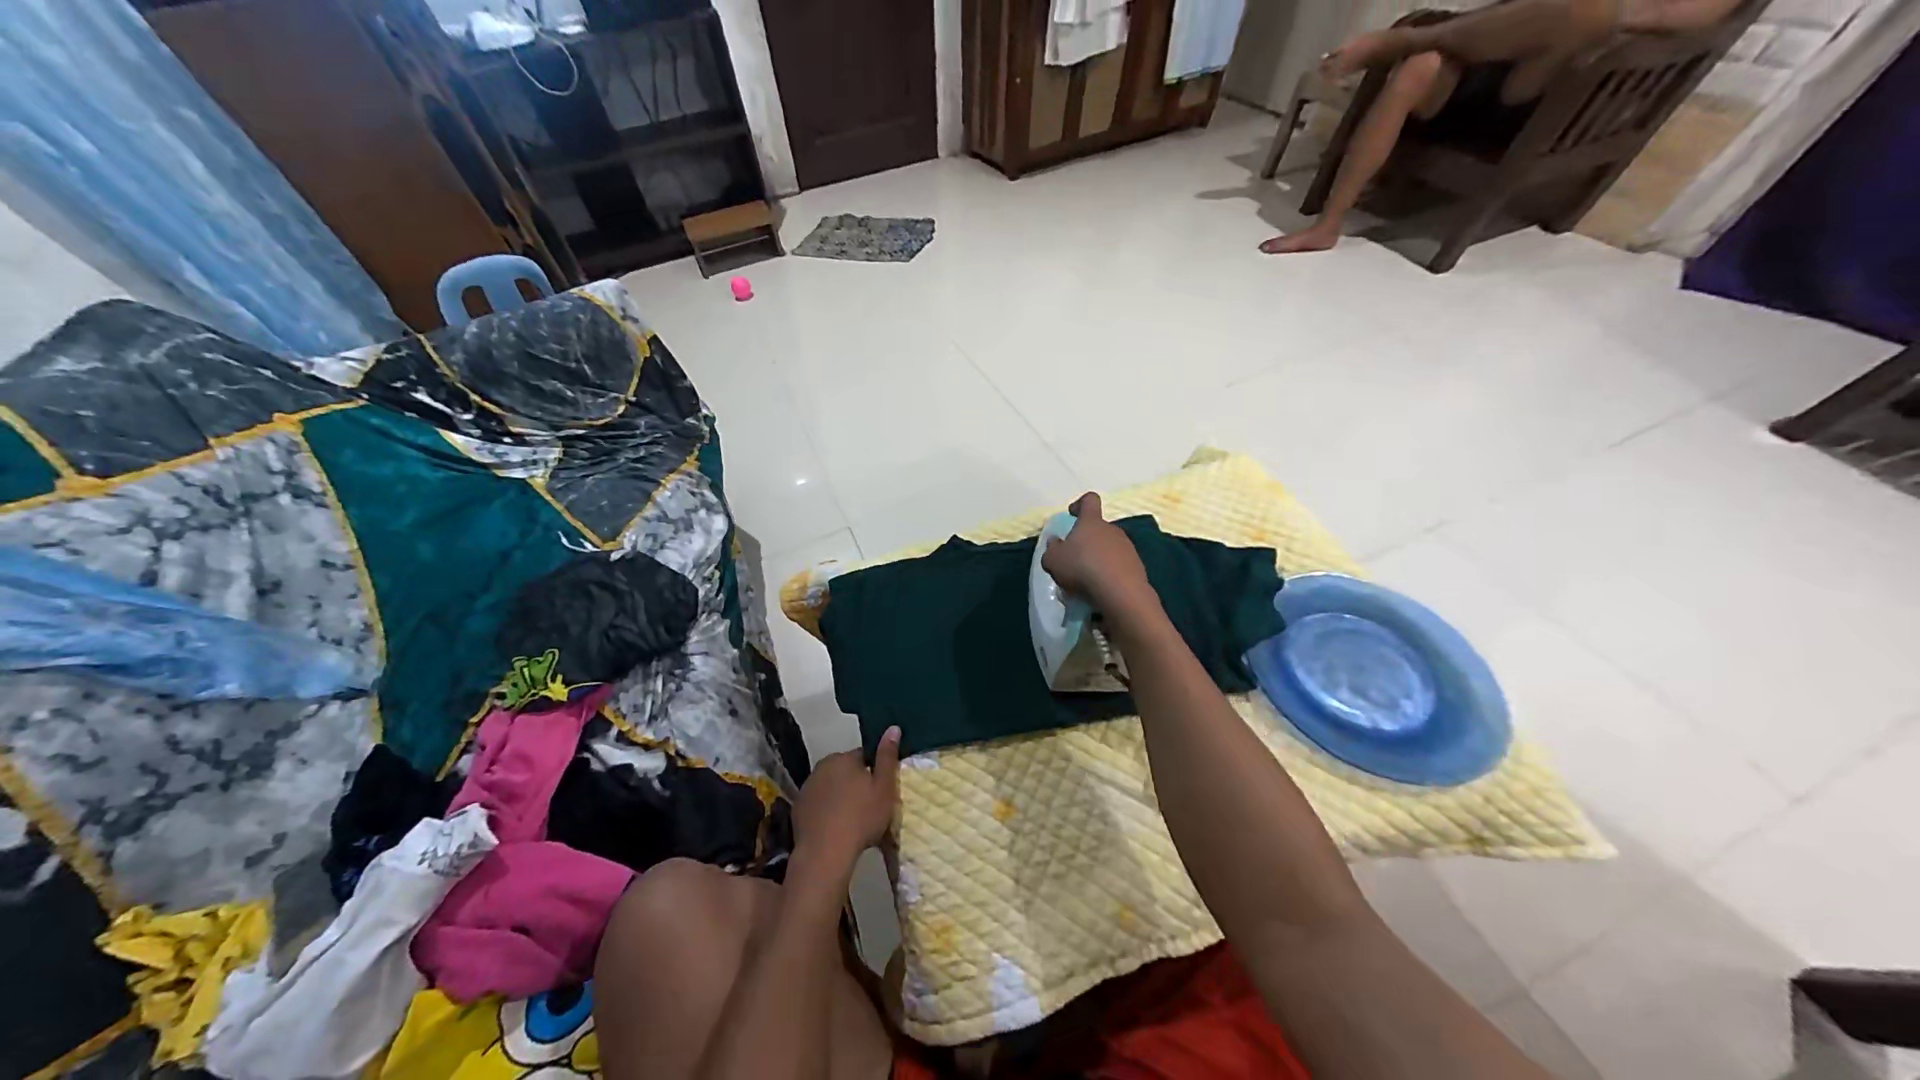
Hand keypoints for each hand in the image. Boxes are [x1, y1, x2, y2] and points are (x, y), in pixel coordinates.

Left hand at [793, 727, 901, 871]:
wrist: (825, 852)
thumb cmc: (861, 817)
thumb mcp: (885, 787)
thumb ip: (888, 756)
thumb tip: (893, 728)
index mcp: (844, 758)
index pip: (864, 755)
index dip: (874, 771)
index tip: (881, 789)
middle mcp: (822, 766)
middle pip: (845, 770)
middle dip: (856, 782)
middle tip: (869, 805)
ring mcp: (807, 788)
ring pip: (830, 786)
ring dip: (840, 796)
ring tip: (852, 819)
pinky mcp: (798, 808)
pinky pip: (818, 803)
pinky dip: (826, 810)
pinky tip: (835, 827)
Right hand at [1040, 493, 1158, 619]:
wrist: (1120, 592)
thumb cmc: (1082, 568)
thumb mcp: (1053, 560)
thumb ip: (1051, 549)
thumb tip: (1055, 542)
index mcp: (1091, 522)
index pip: (1089, 500)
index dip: (1080, 504)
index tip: (1072, 514)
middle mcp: (1112, 530)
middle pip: (1098, 529)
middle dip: (1086, 541)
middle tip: (1074, 560)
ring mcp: (1127, 548)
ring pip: (1109, 548)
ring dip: (1098, 559)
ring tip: (1086, 580)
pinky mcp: (1137, 567)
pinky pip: (1118, 566)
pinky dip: (1109, 574)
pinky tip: (1100, 589)